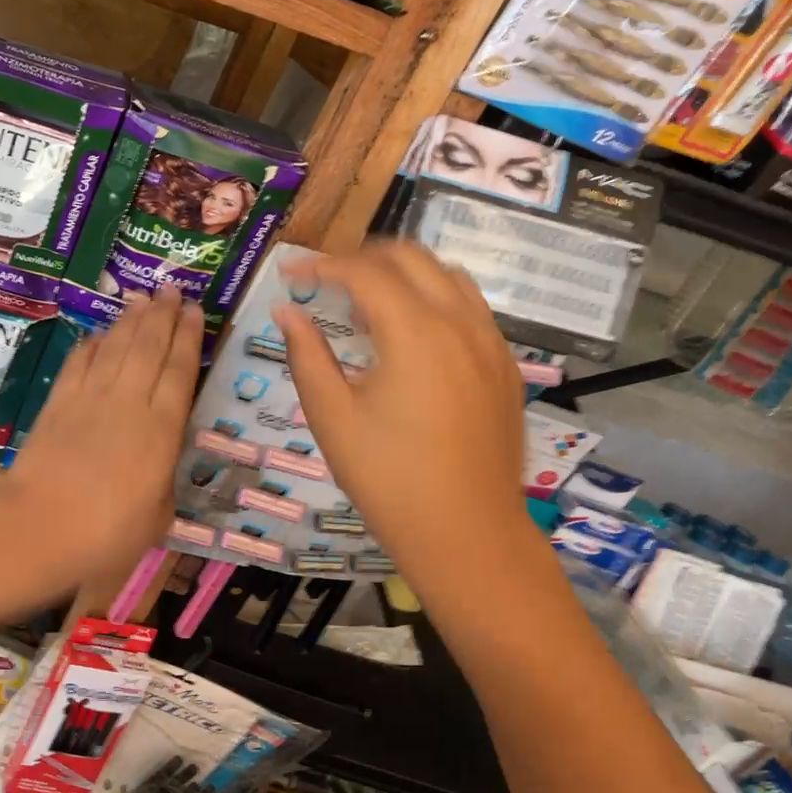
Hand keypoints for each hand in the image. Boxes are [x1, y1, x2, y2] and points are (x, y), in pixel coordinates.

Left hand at [2, 285, 203, 584]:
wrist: (40, 527)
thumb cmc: (108, 534)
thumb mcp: (157, 513)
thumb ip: (163, 477)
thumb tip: (160, 458)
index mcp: (161, 429)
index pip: (180, 371)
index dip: (188, 337)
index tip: (195, 310)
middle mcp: (128, 402)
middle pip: (149, 347)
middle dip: (163, 315)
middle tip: (173, 290)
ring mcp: (88, 398)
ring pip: (115, 347)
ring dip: (130, 320)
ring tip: (143, 298)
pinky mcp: (57, 403)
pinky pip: (78, 363)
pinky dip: (90, 344)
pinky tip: (98, 333)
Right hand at [273, 242, 528, 566]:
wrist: (467, 535)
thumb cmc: (388, 477)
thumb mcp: (331, 415)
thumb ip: (306, 353)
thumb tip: (286, 311)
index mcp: (416, 333)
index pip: (364, 272)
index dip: (321, 266)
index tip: (288, 273)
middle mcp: (461, 324)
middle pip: (412, 257)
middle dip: (363, 258)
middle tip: (324, 281)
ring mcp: (491, 344)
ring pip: (448, 276)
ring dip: (402, 274)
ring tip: (365, 303)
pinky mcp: (505, 368)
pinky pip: (470, 308)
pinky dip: (433, 300)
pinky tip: (408, 337)